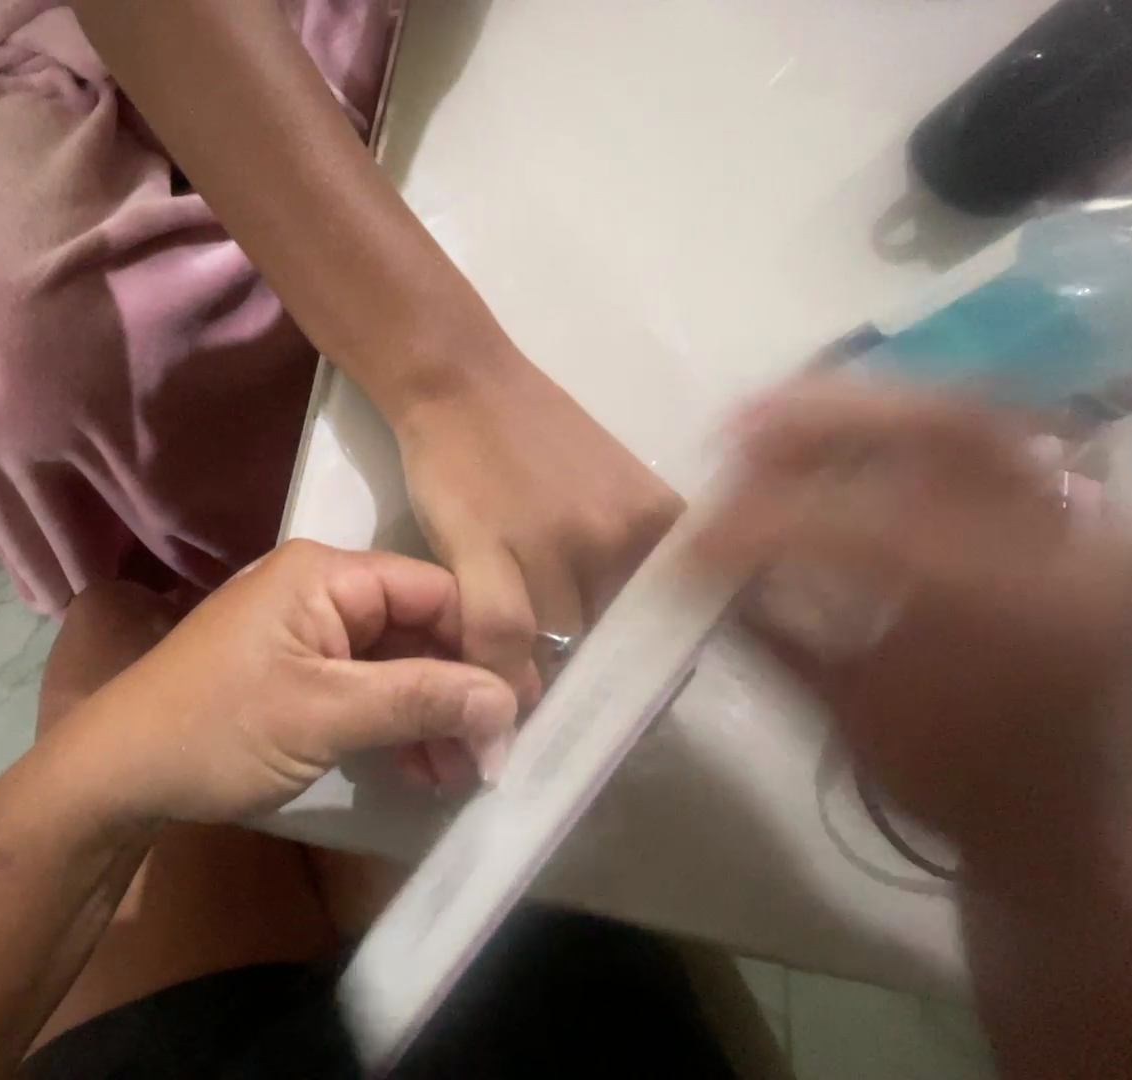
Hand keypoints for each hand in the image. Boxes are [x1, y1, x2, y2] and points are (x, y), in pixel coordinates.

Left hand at [45, 540, 520, 825]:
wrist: (122, 770)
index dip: (486, 647)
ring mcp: (306, 630)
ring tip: (458, 775)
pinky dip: (395, 722)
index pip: (435, 591)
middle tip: (494, 756)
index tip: (524, 710)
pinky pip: (365, 685)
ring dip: (431, 714)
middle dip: (459, 691)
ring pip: (395, 662)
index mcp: (324, 574)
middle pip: (418, 628)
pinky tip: (418, 767)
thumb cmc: (218, 730)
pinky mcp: (297, 669)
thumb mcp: (325, 714)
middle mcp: (320, 589)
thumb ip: (420, 699)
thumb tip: (507, 702)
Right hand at [395, 353, 680, 702]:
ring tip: (512, 705)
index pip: (671, 625)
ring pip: (557, 648)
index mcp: (664, 522)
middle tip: (554, 708)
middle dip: (581, 682)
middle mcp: (624, 534)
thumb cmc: (529, 431)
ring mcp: (558, 539)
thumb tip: (609, 642)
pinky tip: (484, 697)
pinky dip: (494, 674)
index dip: (639, 676)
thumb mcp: (609, 487)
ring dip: (532, 683)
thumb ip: (622, 559)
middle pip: (611, 642)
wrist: (460, 380)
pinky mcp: (488, 545)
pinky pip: (501, 635)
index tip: (613, 705)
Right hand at [694, 379, 1131, 859]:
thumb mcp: (852, 714)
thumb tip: (689, 574)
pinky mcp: (1064, 519)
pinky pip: (975, 446)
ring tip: (767, 425)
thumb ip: (774, 635)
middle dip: (828, 419)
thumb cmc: (953, 779)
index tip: (695, 543)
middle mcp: (1066, 550)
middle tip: (735, 429)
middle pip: (952, 431)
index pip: (879, 534)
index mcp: (1015, 618)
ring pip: (968, 421)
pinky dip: (891, 433)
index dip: (771, 526)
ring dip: (856, 413)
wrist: (1070, 813)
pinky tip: (829, 445)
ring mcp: (1076, 526)